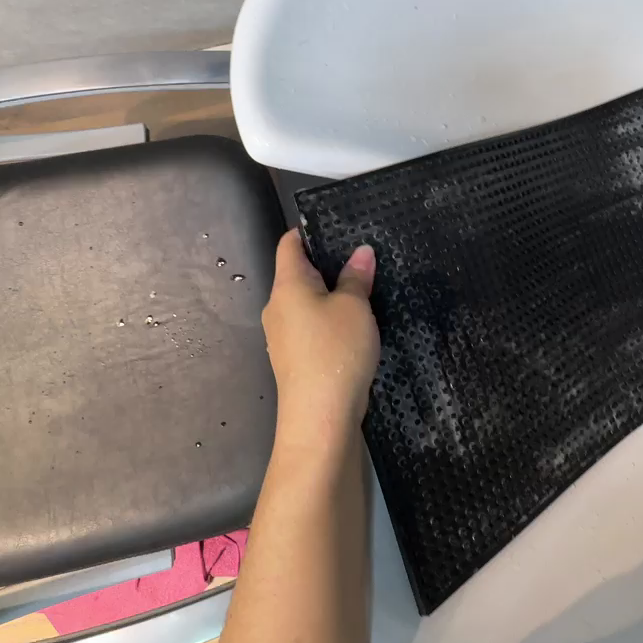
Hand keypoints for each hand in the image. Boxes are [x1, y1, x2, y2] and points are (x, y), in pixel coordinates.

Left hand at [264, 231, 380, 442]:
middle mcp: (277, 307)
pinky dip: (330, 318)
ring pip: (306, 302)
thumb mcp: (355, 307)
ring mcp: (282, 335)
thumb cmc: (336, 350)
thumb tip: (361, 252)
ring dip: (331, 294)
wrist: (320, 418)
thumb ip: (357, 277)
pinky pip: (311, 325)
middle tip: (363, 256)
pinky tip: (355, 324)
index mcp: (287, 286)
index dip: (309, 231)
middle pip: (298, 273)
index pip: (289, 245)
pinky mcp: (294, 358)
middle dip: (328, 264)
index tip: (338, 225)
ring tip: (365, 287)